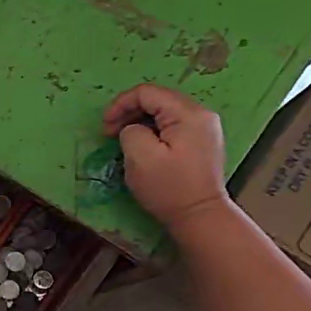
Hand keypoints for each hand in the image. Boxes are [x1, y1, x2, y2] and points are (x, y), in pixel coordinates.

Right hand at [101, 84, 230, 227]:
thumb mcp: (140, 158)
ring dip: (140, 122)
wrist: (200, 218)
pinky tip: (143, 146)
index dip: (121, 104)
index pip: (148, 92)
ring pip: (165, 112)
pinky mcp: (203, 142)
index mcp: (187, 113)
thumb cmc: (170, 189)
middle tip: (110, 134)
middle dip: (129, 112)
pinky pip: (173, 125)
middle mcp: (201, 114)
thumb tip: (134, 129)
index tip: (105, 126)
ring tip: (123, 140)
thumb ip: (131, 132)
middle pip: (158, 99)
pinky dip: (154, 131)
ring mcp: (205, 128)